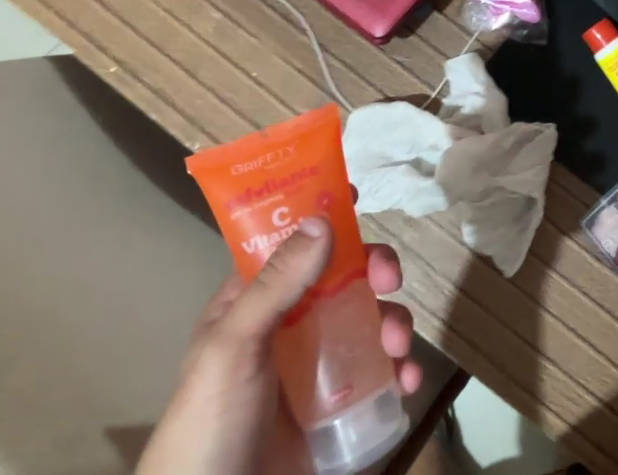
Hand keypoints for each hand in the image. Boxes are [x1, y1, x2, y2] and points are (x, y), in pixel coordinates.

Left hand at [137, 217, 422, 474]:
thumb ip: (275, 286)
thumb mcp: (234, 348)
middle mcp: (288, 326)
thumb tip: (321, 218)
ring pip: (370, 320)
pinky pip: (381, 372)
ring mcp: (316, 366)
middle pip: (343, 277)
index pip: (290, 245)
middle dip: (375, 271)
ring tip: (400, 347)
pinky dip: (402, 370)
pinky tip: (408, 382)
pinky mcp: (341, 404)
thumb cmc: (209, 422)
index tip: (357, 195)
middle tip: (391, 279)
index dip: (322, 217)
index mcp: (253, 305)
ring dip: (396, 323)